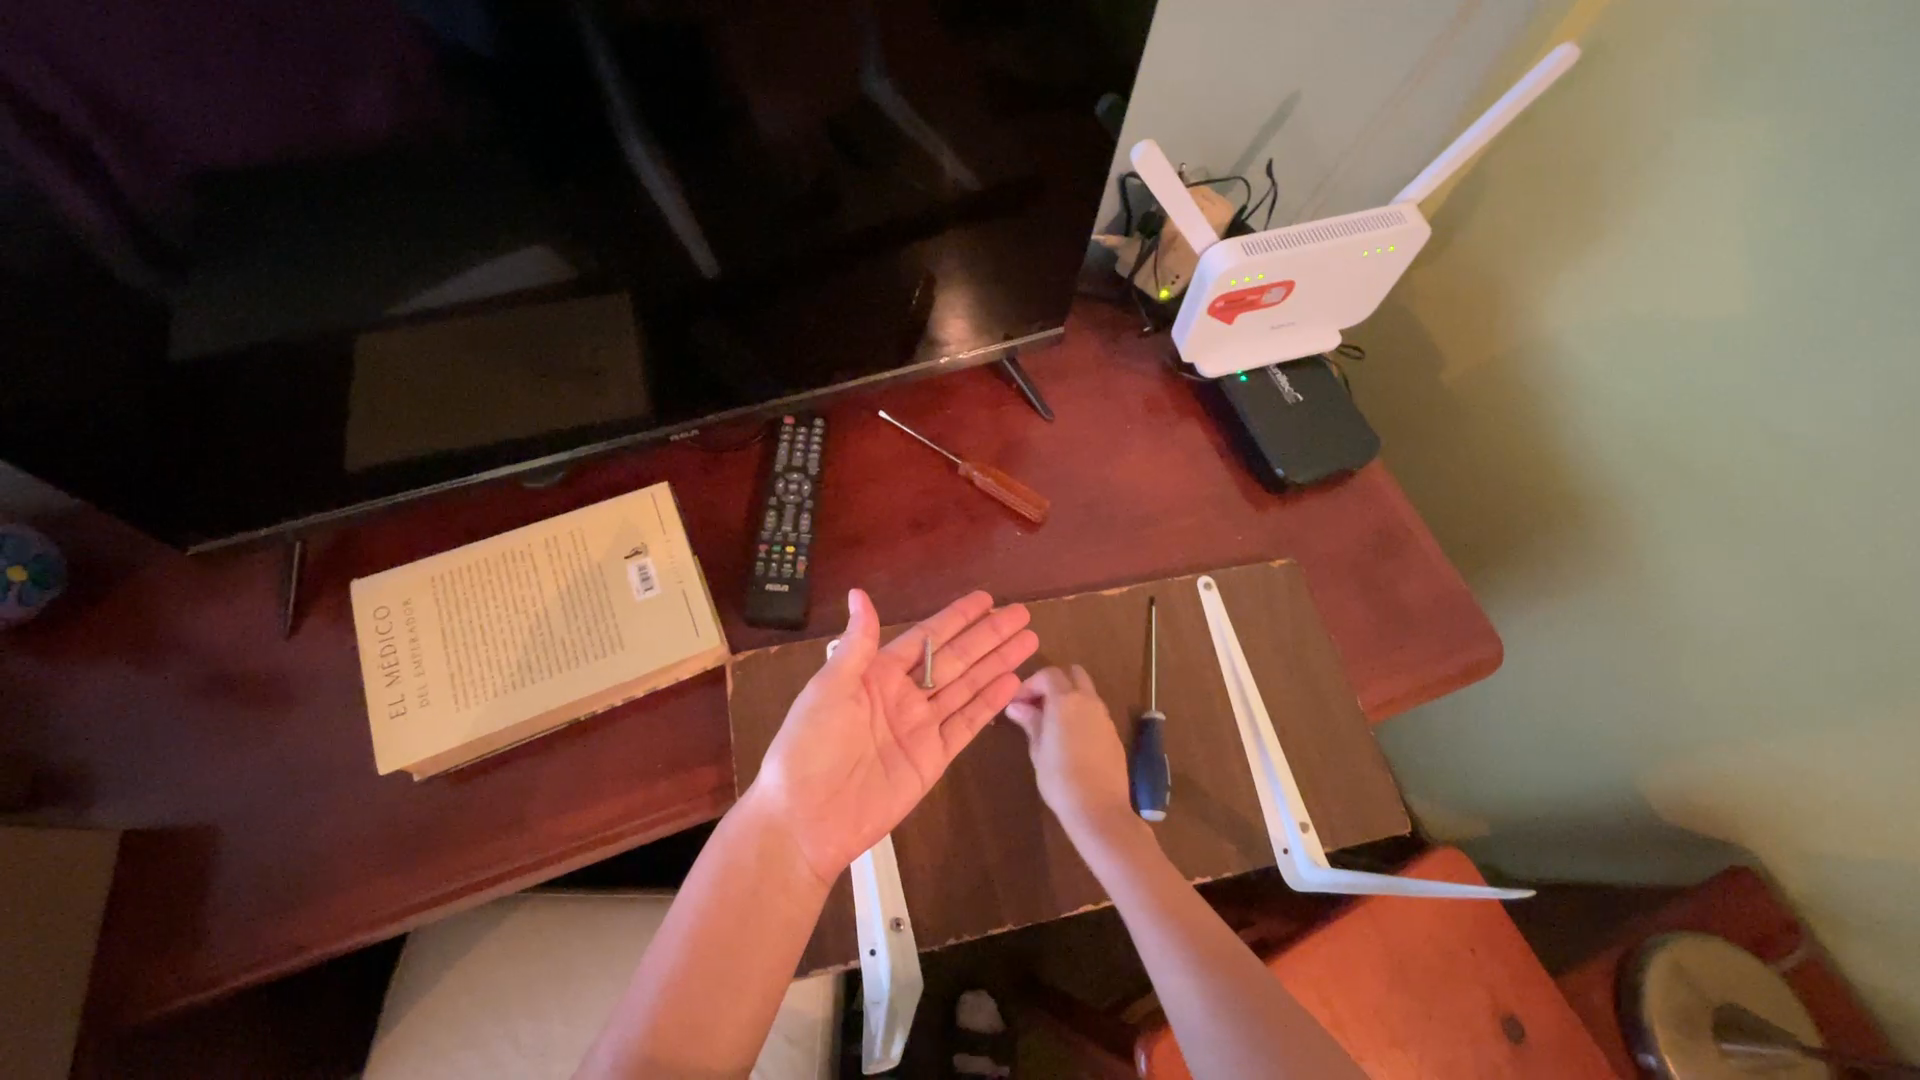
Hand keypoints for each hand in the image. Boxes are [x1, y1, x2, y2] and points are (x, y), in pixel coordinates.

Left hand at [749, 588, 1038, 884]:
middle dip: (988, 637)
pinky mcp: (933, 758)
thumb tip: (859, 593)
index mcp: (875, 674)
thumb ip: (855, 644)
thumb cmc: (809, 747)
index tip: (985, 600)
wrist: (806, 818)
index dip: (956, 619)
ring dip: (997, 663)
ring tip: (1029, 641)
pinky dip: (989, 703)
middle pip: (955, 659)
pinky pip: (967, 724)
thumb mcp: (828, 688)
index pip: (925, 638)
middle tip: (1021, 614)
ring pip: (967, 687)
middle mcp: (903, 696)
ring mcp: (921, 727)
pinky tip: (1012, 681)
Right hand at [1003, 665, 1135, 836]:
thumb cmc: (1060, 779)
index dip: (1030, 684)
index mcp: (1066, 700)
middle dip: (1054, 683)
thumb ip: (1030, 722)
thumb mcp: (1038, 750)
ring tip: (1049, 724)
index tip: (1017, 703)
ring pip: (1086, 692)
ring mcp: (1104, 717)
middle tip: (1036, 706)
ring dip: (1068, 698)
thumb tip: (1016, 706)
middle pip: (1073, 674)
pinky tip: (1069, 739)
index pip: (1048, 674)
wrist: (1099, 809)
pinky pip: (1094, 712)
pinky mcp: (1113, 733)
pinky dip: (1080, 714)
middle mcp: (1088, 701)